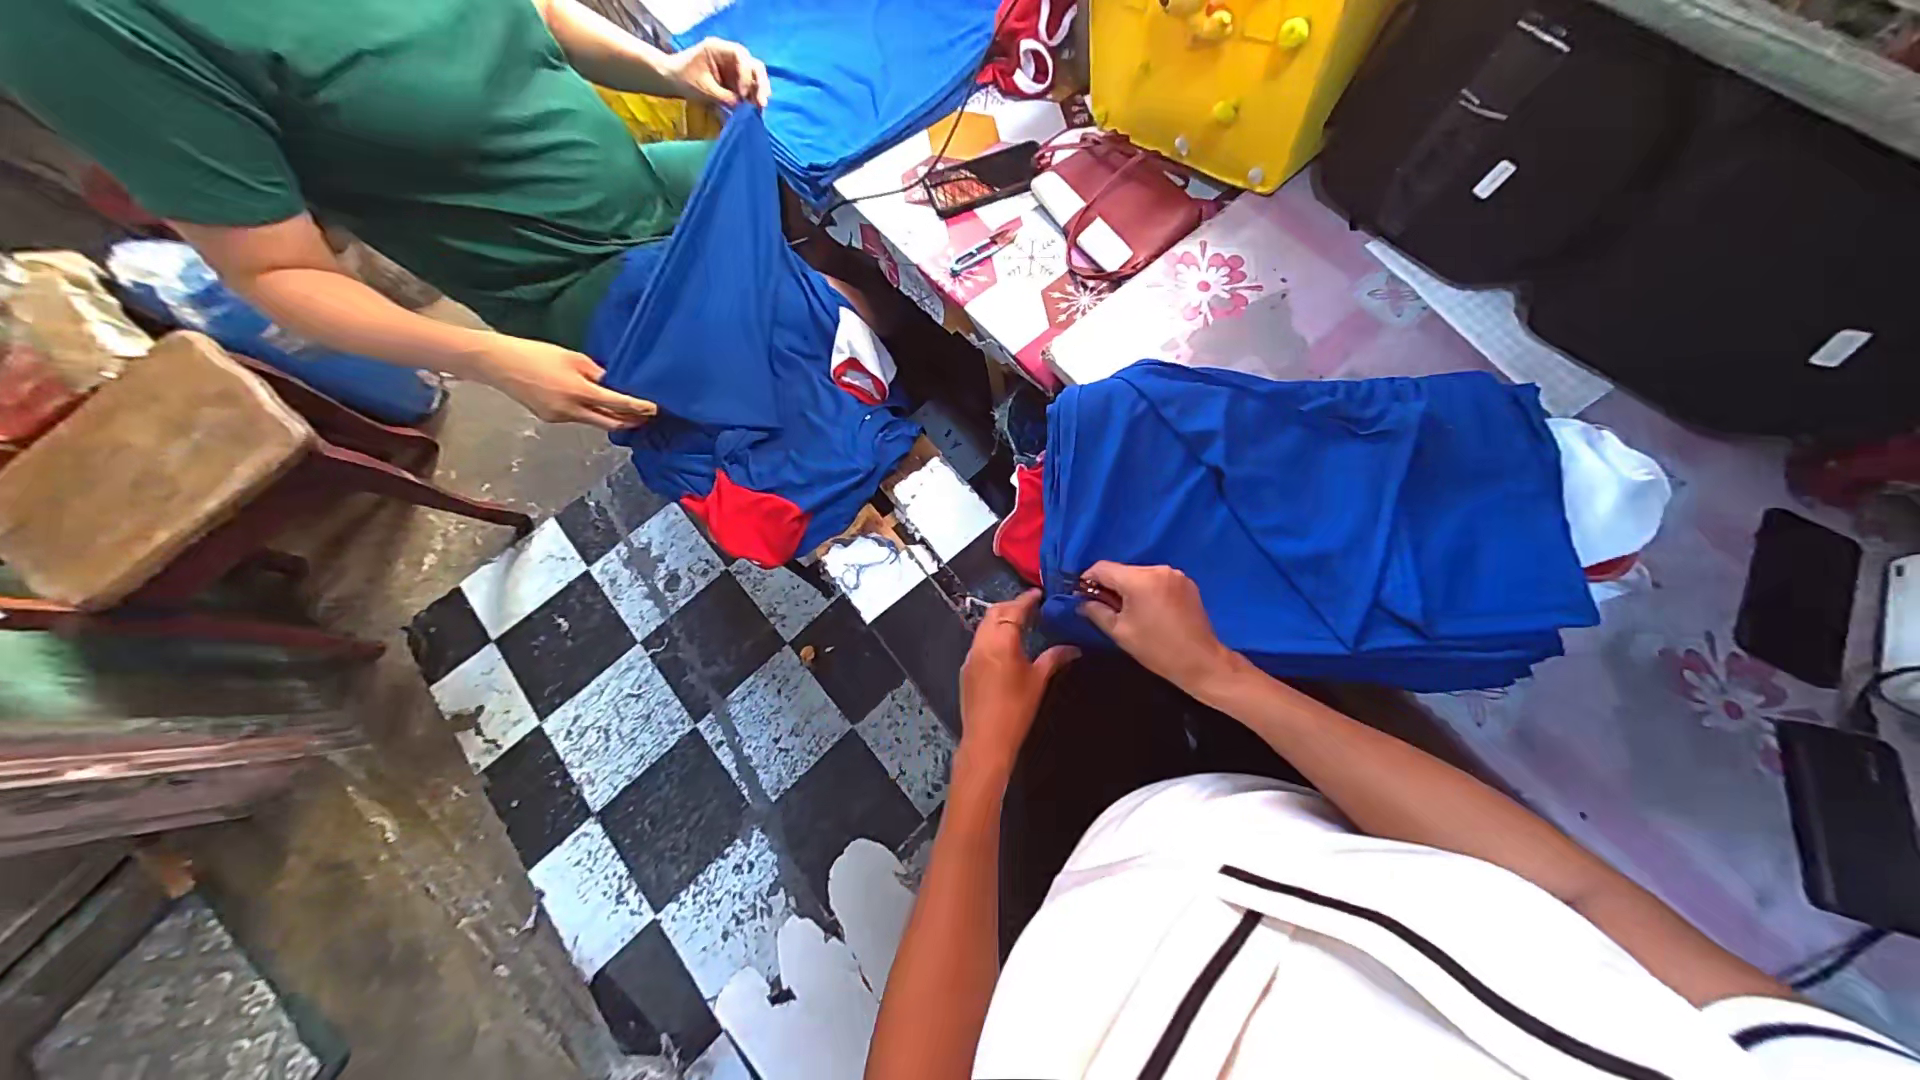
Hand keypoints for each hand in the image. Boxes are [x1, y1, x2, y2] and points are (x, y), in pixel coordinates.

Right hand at [472, 336, 656, 430]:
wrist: (495, 362)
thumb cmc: (535, 353)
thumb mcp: (573, 358)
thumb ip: (598, 373)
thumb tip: (617, 384)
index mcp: (579, 391)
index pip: (619, 404)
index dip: (640, 408)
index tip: (656, 409)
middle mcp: (572, 410)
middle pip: (612, 423)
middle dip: (632, 421)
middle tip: (648, 417)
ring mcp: (560, 417)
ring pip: (596, 422)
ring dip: (613, 419)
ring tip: (629, 413)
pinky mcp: (551, 419)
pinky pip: (580, 419)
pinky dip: (593, 414)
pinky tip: (598, 407)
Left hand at [663, 38, 770, 106]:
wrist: (673, 80)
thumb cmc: (684, 79)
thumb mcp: (704, 89)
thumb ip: (725, 97)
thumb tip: (744, 109)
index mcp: (718, 49)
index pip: (741, 56)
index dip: (746, 75)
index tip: (743, 94)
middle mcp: (730, 56)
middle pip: (754, 66)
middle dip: (760, 84)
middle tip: (763, 104)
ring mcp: (734, 69)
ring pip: (755, 78)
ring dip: (759, 94)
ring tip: (759, 111)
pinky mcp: (736, 81)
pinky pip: (750, 89)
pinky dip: (754, 99)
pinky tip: (755, 111)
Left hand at [957, 590, 1078, 782]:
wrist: (986, 740)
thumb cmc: (1016, 710)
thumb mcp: (1038, 681)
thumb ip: (1054, 658)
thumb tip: (1072, 648)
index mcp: (1001, 641)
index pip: (1014, 610)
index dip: (1026, 600)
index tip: (1038, 594)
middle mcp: (982, 643)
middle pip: (994, 612)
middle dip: (1011, 605)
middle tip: (1030, 606)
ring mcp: (971, 655)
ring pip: (984, 626)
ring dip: (1000, 618)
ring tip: (1020, 622)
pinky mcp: (966, 668)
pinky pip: (979, 642)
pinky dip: (992, 634)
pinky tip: (1005, 645)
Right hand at [1077, 562, 1242, 696]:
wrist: (1201, 661)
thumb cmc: (1156, 649)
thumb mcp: (1119, 632)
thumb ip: (1096, 611)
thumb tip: (1082, 601)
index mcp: (1139, 580)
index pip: (1102, 568)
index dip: (1088, 579)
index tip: (1083, 595)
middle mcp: (1158, 570)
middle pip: (1122, 570)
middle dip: (1110, 586)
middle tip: (1104, 607)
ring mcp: (1175, 574)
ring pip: (1139, 575)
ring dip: (1129, 588)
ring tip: (1129, 611)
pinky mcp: (1186, 583)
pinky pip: (1157, 580)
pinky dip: (1147, 590)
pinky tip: (1149, 609)